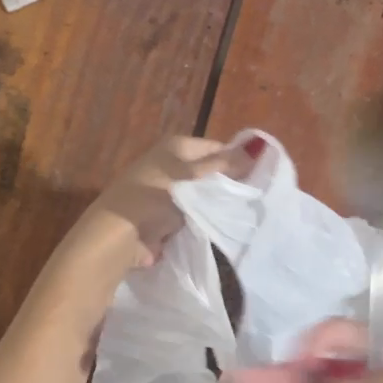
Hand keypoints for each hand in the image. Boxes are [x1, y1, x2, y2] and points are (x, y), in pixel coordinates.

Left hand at [80, 135, 259, 268]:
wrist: (119, 235)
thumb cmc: (156, 196)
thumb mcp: (194, 177)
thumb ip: (226, 165)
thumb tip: (260, 146)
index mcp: (177, 148)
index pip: (219, 149)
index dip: (240, 162)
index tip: (262, 180)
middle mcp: (172, 166)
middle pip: (212, 174)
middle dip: (232, 187)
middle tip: (258, 200)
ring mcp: (169, 195)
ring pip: (205, 198)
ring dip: (219, 208)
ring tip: (246, 217)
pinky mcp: (167, 220)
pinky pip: (195, 218)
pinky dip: (206, 224)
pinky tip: (224, 231)